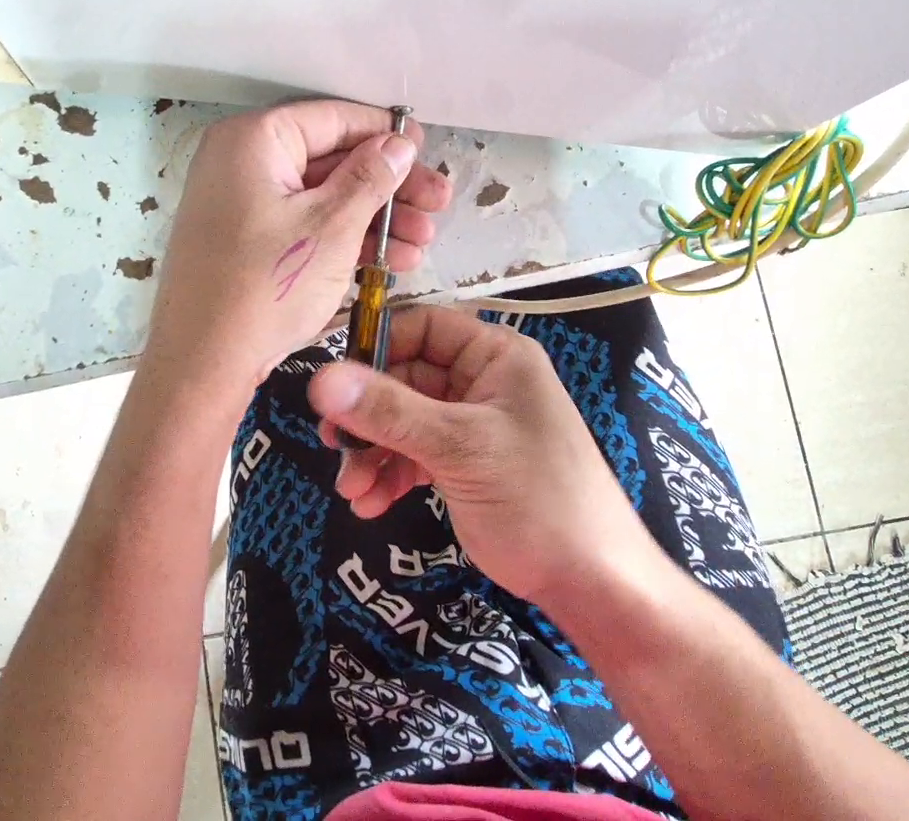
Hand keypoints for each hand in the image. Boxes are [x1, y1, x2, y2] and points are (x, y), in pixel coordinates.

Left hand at [147, 100, 451, 385]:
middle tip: (438, 204)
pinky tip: (391, 261)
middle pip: (331, 160)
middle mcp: (241, 163)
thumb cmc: (265, 287)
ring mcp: (240, 205)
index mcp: (253, 140)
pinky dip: (343, 240)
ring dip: (376, 219)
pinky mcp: (246, 243)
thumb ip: (369, 178)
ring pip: (322, 198)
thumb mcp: (331, 227)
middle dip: (389, 186)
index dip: (384, 134)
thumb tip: (397, 144)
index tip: (426, 151)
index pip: (332, 119)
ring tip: (423, 243)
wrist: (203, 363)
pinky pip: (302, 227)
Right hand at [307, 305, 655, 601]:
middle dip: (366, 416)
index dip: (374, 347)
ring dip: (371, 452)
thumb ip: (388, 411)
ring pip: (400, 421)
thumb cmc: (537, 498)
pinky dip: (387, 475)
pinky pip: (411, 455)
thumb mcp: (459, 447)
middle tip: (332, 444)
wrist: (590, 582)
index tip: (331, 381)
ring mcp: (470, 425)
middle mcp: (480, 381)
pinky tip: (370, 504)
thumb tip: (318, 380)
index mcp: (494, 357)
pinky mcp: (461, 463)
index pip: (421, 327)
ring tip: (352, 490)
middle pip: (402, 378)